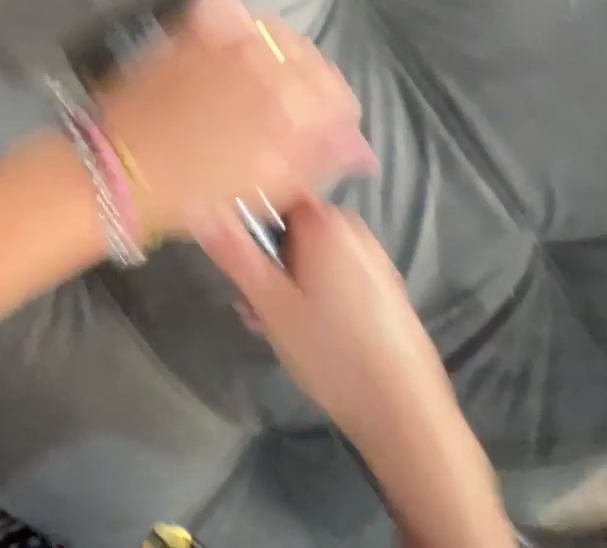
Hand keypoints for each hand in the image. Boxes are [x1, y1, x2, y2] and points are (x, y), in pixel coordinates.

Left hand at [94, 0, 374, 237]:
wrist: (115, 168)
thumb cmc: (189, 192)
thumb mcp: (262, 185)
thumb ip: (316, 159)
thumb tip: (358, 147)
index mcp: (292, 108)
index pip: (340, 97)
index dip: (336, 117)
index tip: (326, 131)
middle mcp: (267, 64)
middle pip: (313, 61)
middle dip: (311, 85)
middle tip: (291, 110)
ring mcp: (227, 39)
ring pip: (278, 32)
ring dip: (280, 53)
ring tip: (262, 78)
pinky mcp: (193, 27)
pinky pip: (232, 7)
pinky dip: (241, 21)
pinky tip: (234, 44)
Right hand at [195, 198, 460, 441]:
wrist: (405, 411)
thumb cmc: (331, 351)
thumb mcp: (270, 304)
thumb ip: (234, 253)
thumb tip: (201, 210)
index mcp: (325, 223)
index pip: (275, 195)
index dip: (248, 221)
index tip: (235, 256)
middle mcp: (354, 230)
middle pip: (293, 229)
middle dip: (267, 261)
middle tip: (250, 304)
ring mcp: (374, 260)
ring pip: (313, 257)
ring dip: (287, 283)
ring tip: (272, 327)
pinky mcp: (386, 290)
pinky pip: (337, 276)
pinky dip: (315, 294)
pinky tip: (306, 334)